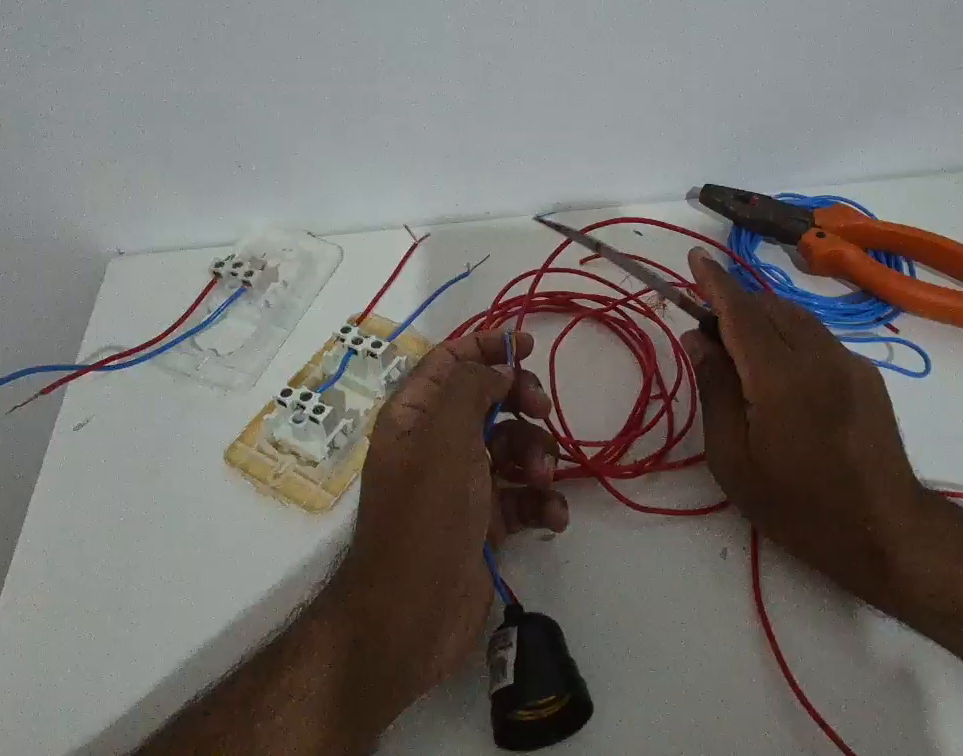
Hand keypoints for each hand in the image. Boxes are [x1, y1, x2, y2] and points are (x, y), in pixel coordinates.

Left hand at [321, 329, 568, 728]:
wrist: (410, 618)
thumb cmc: (424, 518)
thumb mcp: (445, 440)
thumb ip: (471, 390)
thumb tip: (497, 367)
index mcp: (414, 418)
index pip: (449, 363)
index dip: (486, 346)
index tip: (528, 344)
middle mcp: (436, 445)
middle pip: (489, 402)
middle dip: (521, 402)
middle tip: (542, 412)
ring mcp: (462, 485)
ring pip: (512, 448)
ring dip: (537, 456)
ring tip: (541, 480)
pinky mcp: (485, 523)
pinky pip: (522, 496)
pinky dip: (541, 501)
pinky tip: (552, 516)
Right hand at [684, 249, 930, 607]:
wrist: (887, 533)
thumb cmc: (797, 506)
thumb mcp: (733, 459)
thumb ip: (715, 389)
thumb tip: (699, 337)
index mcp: (780, 377)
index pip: (741, 311)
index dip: (715, 281)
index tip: (695, 256)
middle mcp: (818, 357)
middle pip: (770, 306)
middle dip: (735, 304)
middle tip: (708, 334)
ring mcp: (849, 363)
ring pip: (797, 318)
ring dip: (764, 318)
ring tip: (741, 351)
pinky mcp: (868, 375)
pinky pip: (819, 338)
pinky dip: (790, 337)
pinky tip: (782, 374)